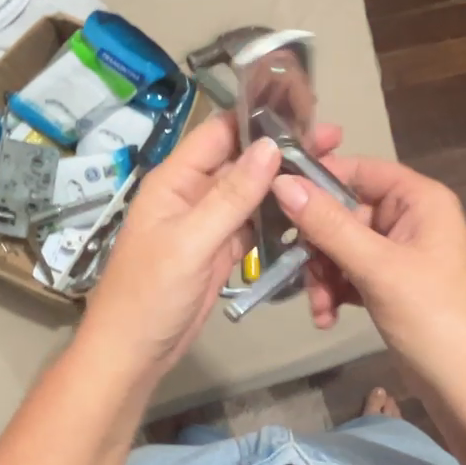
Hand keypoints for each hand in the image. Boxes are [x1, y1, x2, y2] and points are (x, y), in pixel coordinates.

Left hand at [76, 115, 344, 383]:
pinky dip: (278, 219)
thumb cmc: (150, 295)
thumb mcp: (190, 241)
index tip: (304, 111)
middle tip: (333, 141)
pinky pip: (252, 225)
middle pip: (241, 161)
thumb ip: (231, 196)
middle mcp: (191, 195)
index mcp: (175, 181)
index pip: (219, 133)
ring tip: (330, 172)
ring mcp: (207, 224)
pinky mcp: (219, 250)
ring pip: (250, 193)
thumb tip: (270, 147)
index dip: (259, 119)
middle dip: (283, 150)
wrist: (132, 353)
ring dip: (285, 184)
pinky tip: (308, 212)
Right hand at [270, 157, 465, 391]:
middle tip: (299, 273)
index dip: (318, 181)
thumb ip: (328, 224)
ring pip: (340, 246)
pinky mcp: (390, 283)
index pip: (358, 170)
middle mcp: (410, 218)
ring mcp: (400, 253)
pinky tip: (327, 317)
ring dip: (322, 276)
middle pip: (344, 212)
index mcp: (420, 200)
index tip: (275, 198)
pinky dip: (334, 291)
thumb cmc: (432, 318)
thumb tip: (281, 182)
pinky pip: (348, 273)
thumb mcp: (377, 268)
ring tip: (319, 308)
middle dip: (318, 246)